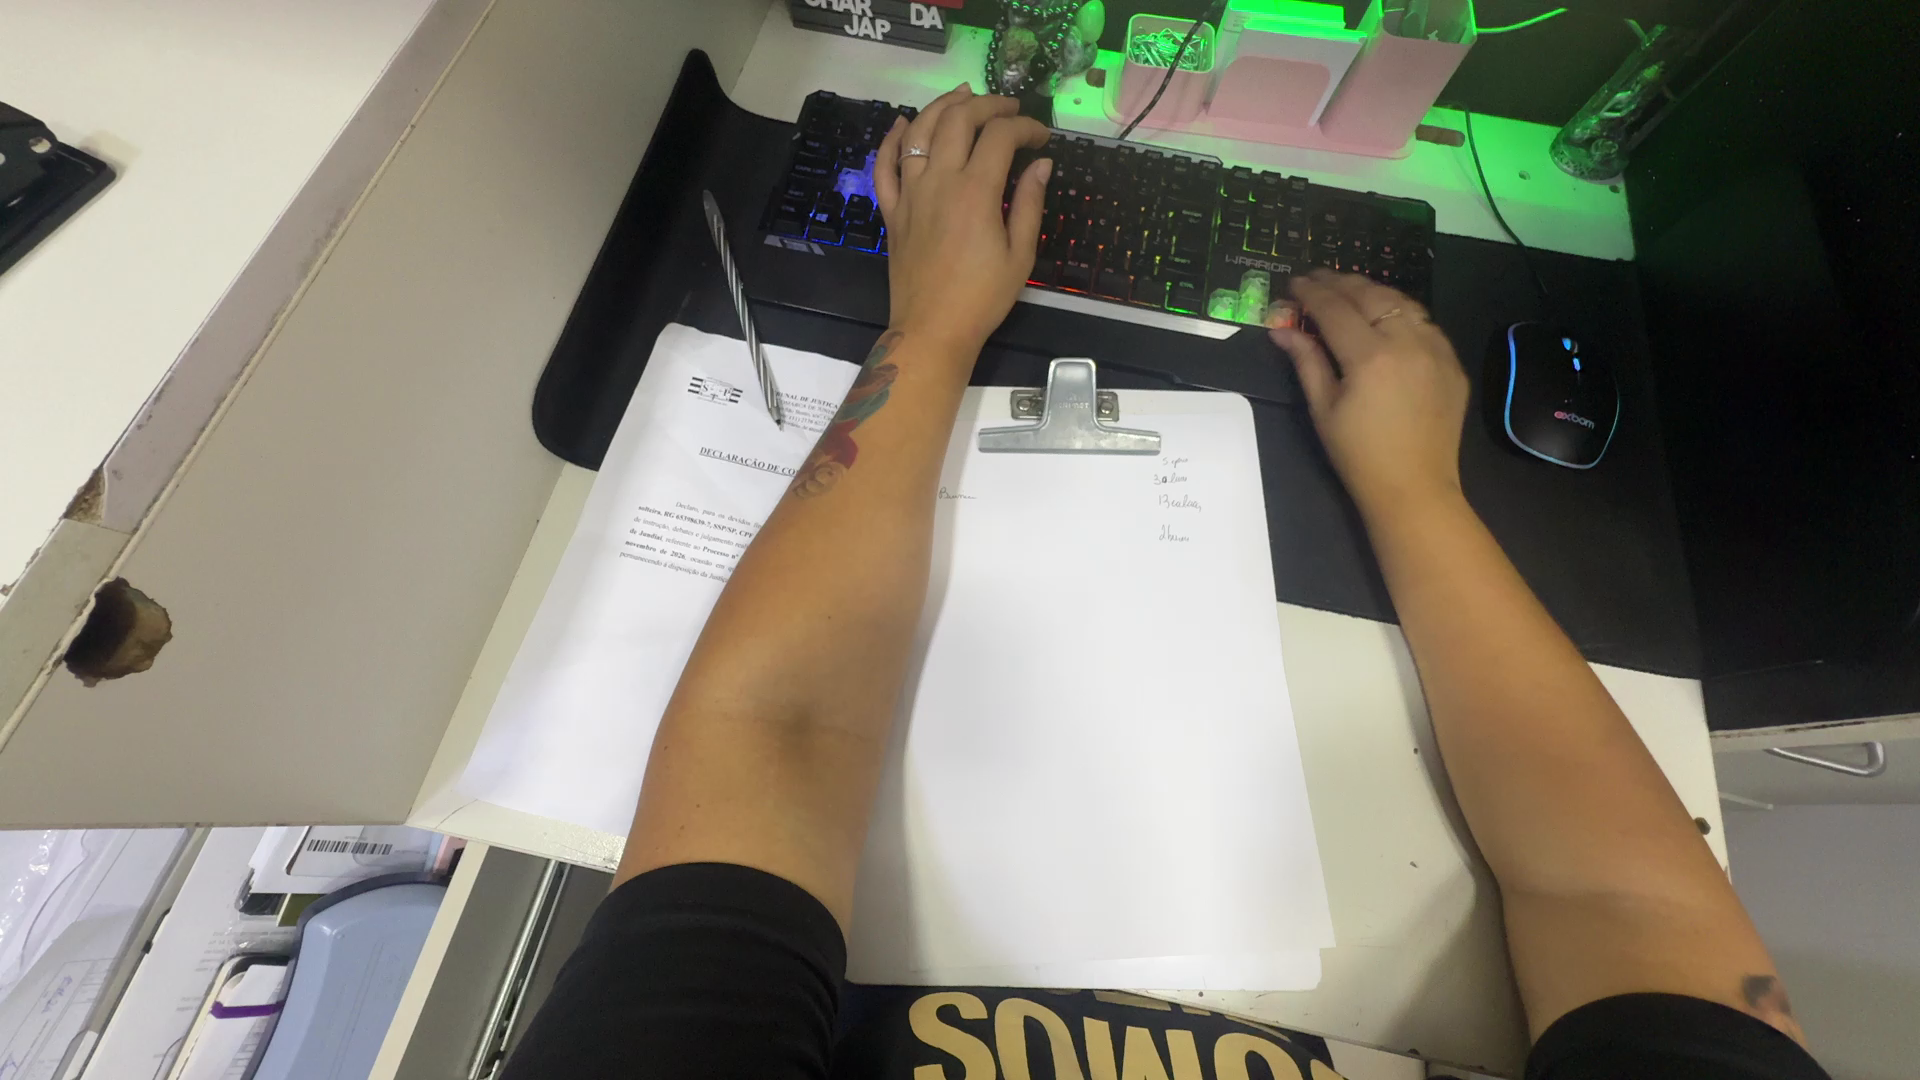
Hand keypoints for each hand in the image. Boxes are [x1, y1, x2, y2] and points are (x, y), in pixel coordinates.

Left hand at [873, 84, 1051, 354]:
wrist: (932, 331)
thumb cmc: (981, 300)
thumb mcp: (1019, 257)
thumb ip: (1029, 205)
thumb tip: (1041, 165)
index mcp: (976, 192)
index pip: (1001, 136)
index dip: (1025, 127)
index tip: (1041, 137)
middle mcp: (939, 182)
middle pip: (959, 119)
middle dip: (988, 105)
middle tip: (1009, 110)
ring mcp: (910, 194)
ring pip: (920, 131)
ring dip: (943, 106)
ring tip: (963, 96)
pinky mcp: (893, 212)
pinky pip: (885, 167)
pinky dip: (892, 140)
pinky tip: (904, 124)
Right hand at [1269, 270, 1469, 515]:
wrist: (1413, 486)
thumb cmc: (1356, 454)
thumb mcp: (1322, 408)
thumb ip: (1306, 362)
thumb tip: (1282, 330)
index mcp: (1370, 357)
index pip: (1335, 310)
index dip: (1312, 293)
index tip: (1294, 282)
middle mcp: (1407, 343)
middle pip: (1371, 296)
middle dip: (1341, 282)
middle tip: (1317, 277)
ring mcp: (1436, 349)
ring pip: (1403, 303)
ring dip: (1372, 291)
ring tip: (1348, 289)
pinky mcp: (1451, 362)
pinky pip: (1424, 323)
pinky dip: (1399, 311)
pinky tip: (1384, 316)